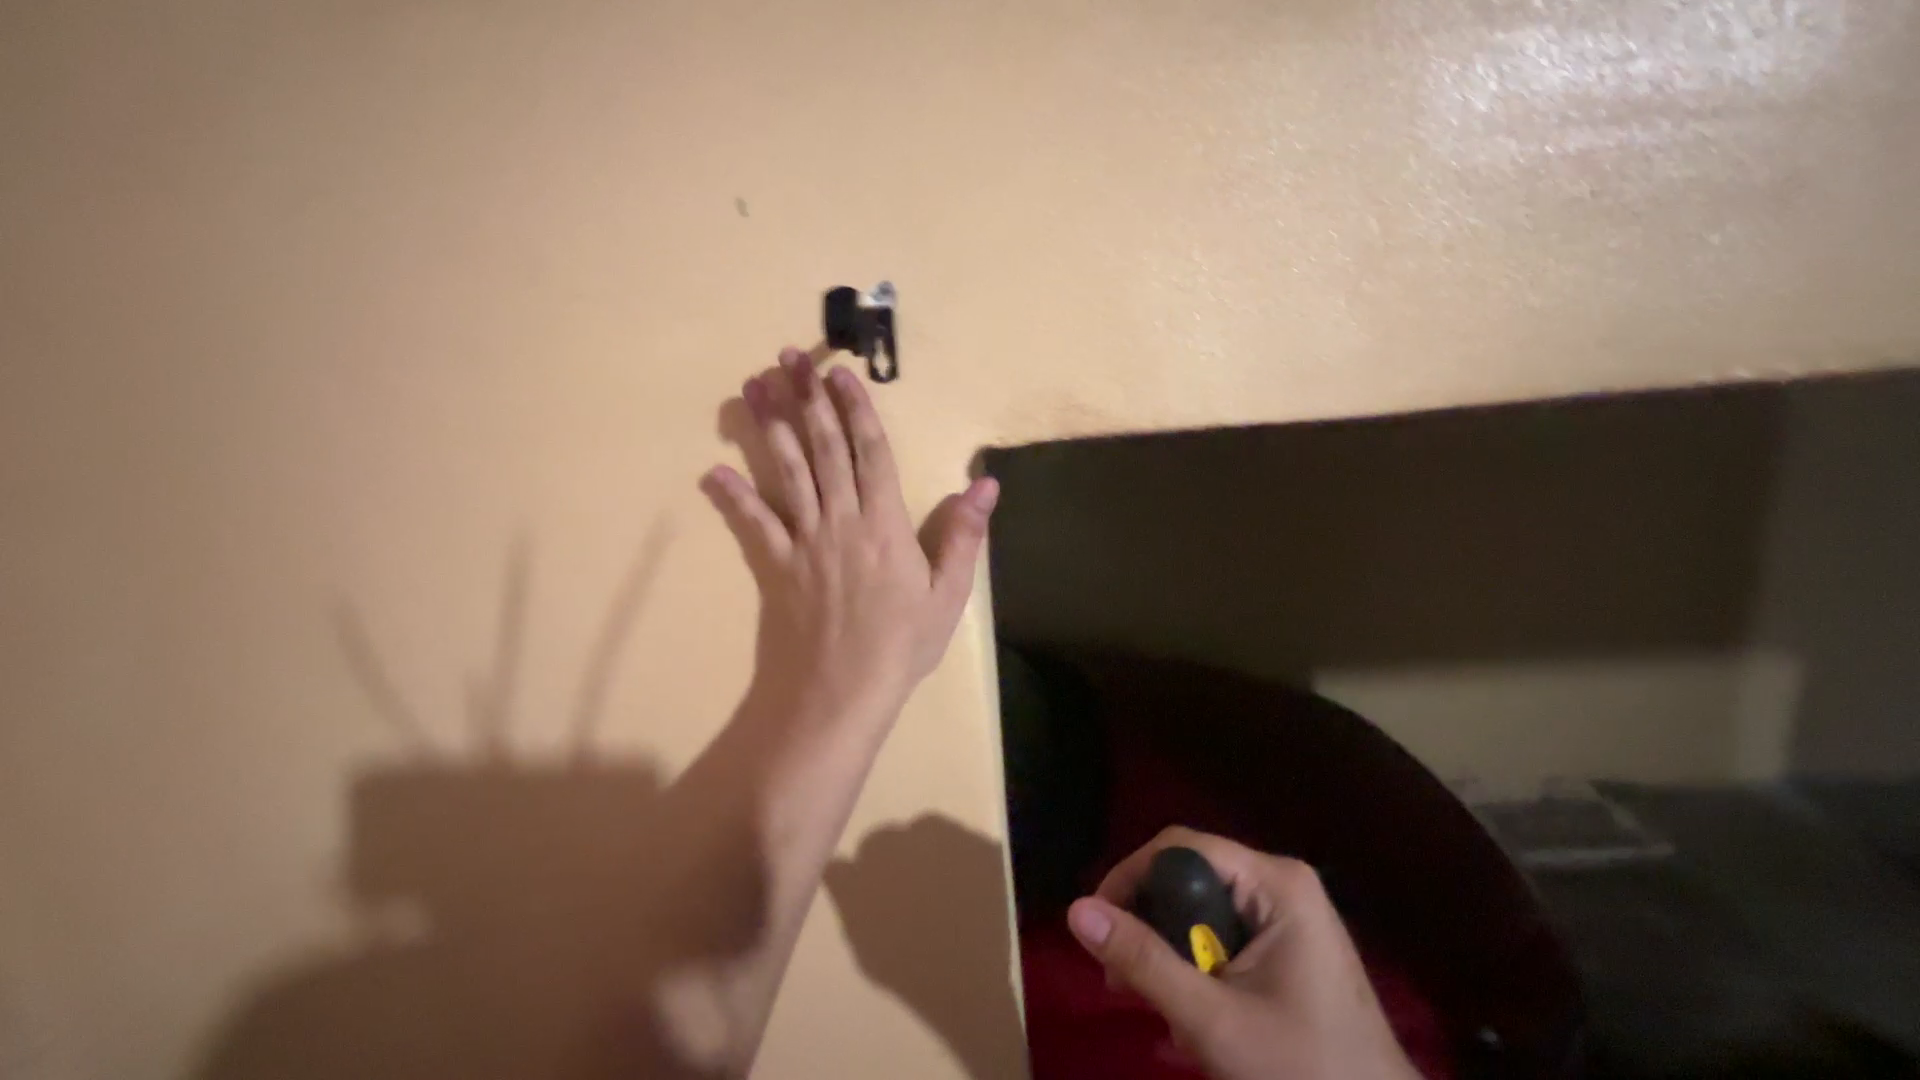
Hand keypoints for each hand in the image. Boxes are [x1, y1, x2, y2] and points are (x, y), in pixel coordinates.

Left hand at [702, 346, 998, 725]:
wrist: (842, 693)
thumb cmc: (902, 646)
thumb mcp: (949, 595)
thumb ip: (963, 536)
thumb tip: (986, 483)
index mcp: (886, 524)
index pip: (871, 452)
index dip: (855, 409)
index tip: (838, 372)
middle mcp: (842, 521)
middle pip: (824, 448)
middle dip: (807, 399)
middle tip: (788, 357)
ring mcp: (804, 542)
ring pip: (786, 472)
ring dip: (771, 427)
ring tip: (755, 386)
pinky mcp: (775, 567)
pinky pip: (752, 525)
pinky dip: (733, 497)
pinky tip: (713, 470)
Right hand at [1068, 827, 1420, 1079]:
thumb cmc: (1304, 1071)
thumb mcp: (1212, 1020)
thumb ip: (1144, 962)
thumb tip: (1076, 912)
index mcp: (1275, 883)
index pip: (1179, 848)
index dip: (1130, 879)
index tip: (1098, 929)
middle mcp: (1281, 883)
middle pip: (1188, 877)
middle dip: (1149, 926)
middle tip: (1120, 981)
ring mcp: (1287, 914)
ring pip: (1201, 909)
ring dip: (1170, 954)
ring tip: (1153, 1006)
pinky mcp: (1286, 944)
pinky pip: (1223, 935)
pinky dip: (1197, 968)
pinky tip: (1191, 1016)